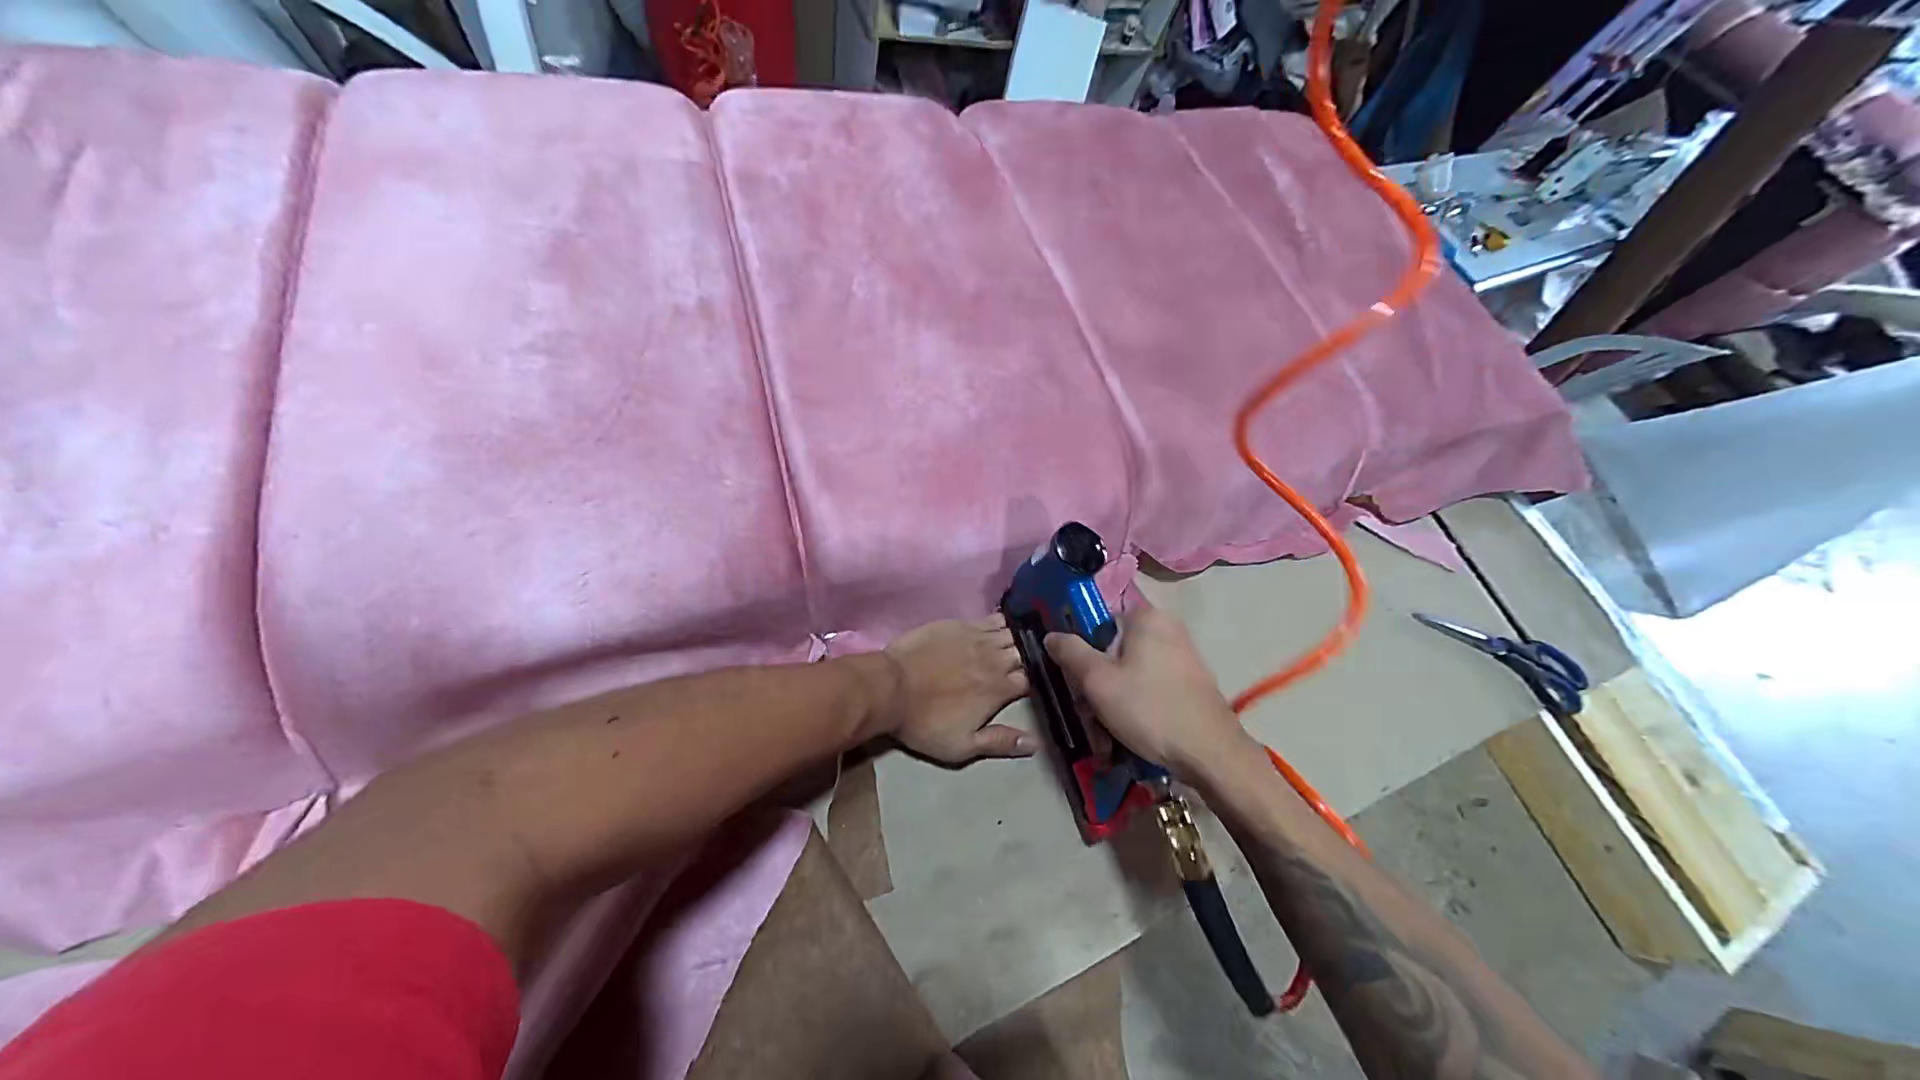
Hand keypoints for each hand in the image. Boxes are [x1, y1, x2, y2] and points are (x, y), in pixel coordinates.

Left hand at [883, 615, 1033, 763]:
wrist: (890, 688)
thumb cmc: (925, 722)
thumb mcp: (962, 746)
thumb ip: (999, 742)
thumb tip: (1034, 743)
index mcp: (999, 689)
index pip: (1028, 680)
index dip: (1028, 683)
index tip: (1022, 686)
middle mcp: (994, 659)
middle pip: (1021, 654)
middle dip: (1022, 659)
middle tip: (1017, 664)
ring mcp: (977, 638)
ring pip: (1009, 634)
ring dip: (1013, 640)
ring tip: (1010, 645)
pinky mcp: (959, 624)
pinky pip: (990, 619)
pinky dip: (999, 623)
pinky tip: (998, 626)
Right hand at [1044, 606, 1250, 774]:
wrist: (1211, 755)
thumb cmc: (1149, 709)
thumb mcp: (1097, 681)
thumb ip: (1070, 652)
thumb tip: (1052, 635)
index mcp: (1146, 618)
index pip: (1096, 621)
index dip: (1079, 650)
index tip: (1073, 680)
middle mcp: (1166, 629)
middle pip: (1111, 651)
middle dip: (1094, 687)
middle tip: (1088, 716)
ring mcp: (1181, 657)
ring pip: (1127, 675)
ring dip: (1109, 705)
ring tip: (1106, 738)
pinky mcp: (1188, 683)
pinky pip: (1147, 688)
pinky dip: (1133, 710)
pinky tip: (1126, 738)